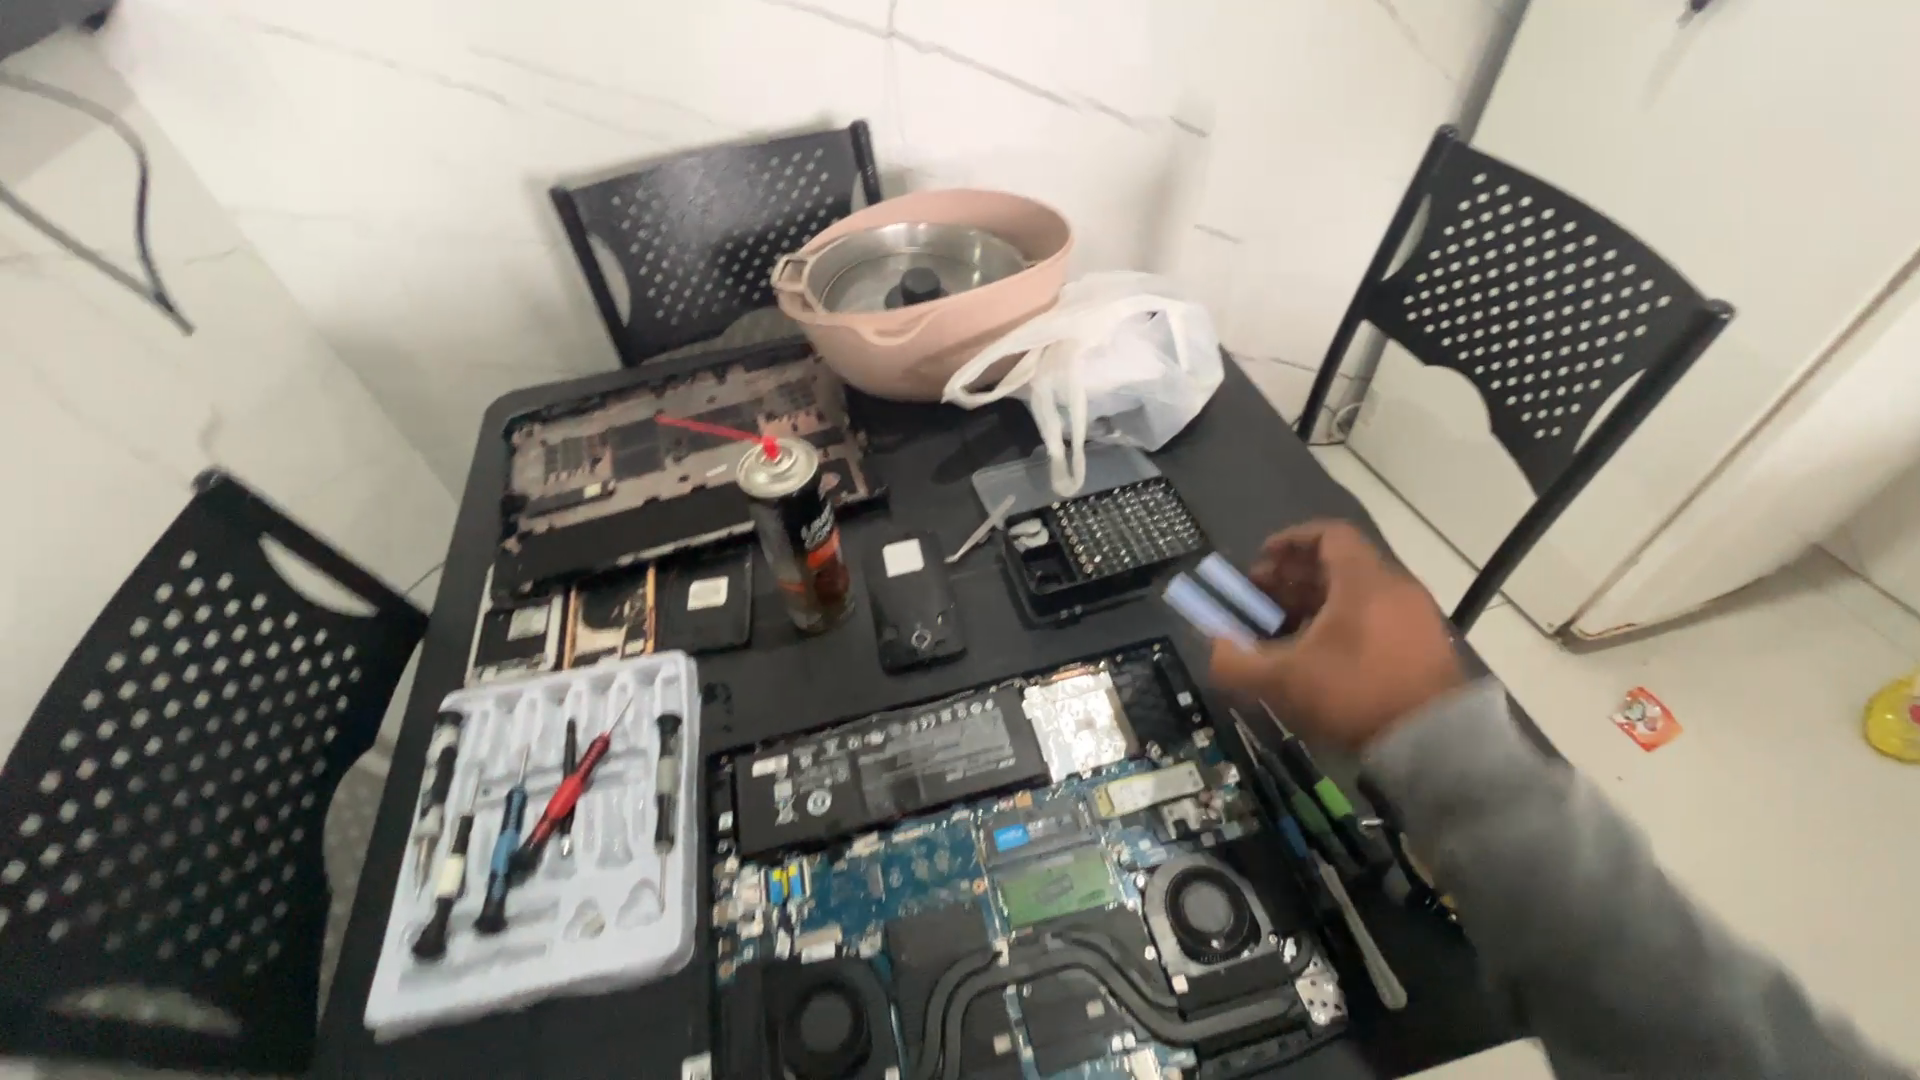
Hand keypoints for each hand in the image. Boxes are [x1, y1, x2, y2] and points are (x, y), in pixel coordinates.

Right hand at [1210, 521, 1464, 749]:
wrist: (1436, 745)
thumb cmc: (1354, 695)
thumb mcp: (1283, 680)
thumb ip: (1236, 661)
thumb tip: (1213, 647)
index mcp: (1363, 581)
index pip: (1328, 534)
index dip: (1289, 540)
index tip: (1260, 559)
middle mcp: (1394, 588)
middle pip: (1338, 564)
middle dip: (1293, 576)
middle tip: (1261, 597)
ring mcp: (1415, 617)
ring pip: (1356, 592)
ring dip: (1315, 601)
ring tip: (1284, 627)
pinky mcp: (1425, 646)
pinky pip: (1375, 616)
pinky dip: (1341, 621)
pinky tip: (1319, 653)